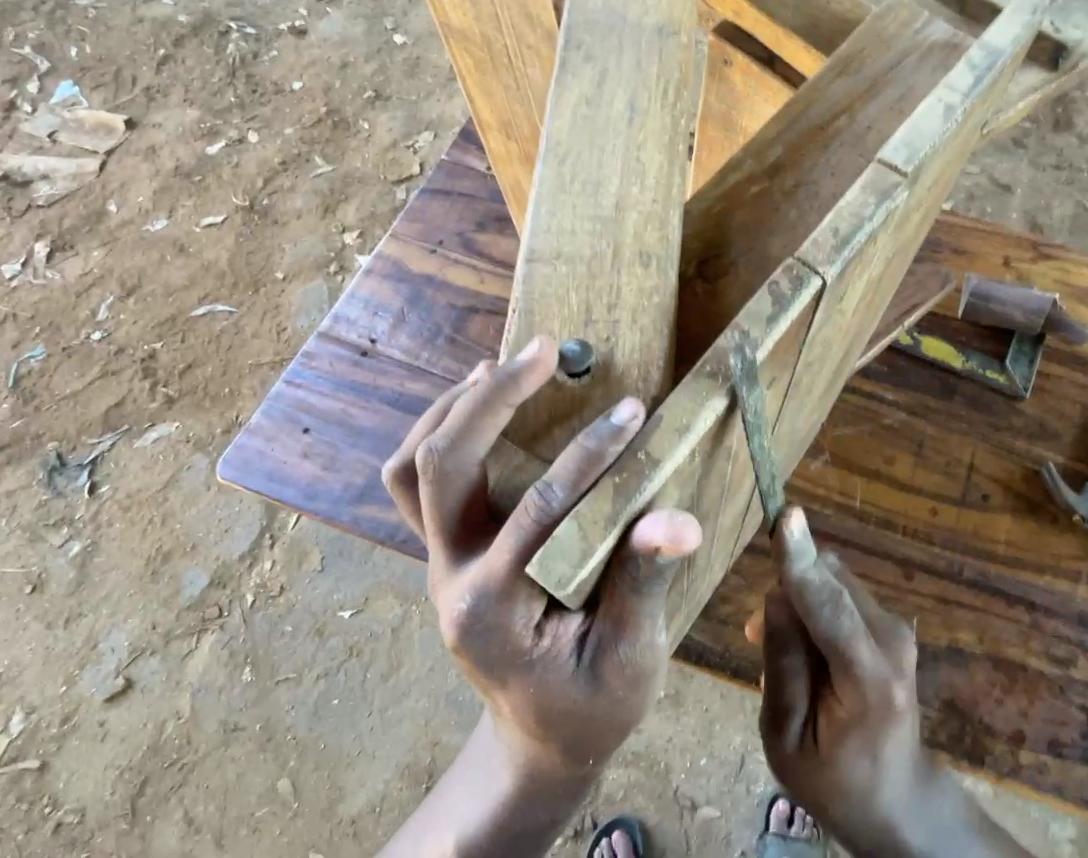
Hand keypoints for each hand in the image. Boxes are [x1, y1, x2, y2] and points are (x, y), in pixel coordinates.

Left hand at [382, 334, 703, 781]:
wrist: (541, 737)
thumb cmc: (591, 704)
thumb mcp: (630, 657)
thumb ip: (643, 583)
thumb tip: (675, 521)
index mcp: (497, 610)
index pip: (541, 511)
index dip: (590, 455)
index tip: (632, 410)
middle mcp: (451, 580)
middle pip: (444, 467)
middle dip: (493, 399)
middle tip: (542, 349)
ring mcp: (438, 565)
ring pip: (412, 468)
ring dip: (455, 407)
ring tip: (501, 363)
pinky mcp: (445, 553)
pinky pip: (418, 482)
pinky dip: (442, 431)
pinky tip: (478, 400)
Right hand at [748, 508, 1033, 857]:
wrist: (895, 797)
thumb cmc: (833, 779)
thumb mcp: (786, 739)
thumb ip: (782, 664)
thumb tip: (776, 597)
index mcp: (868, 678)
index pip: (829, 606)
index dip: (801, 561)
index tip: (787, 515)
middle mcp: (891, 639)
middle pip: (829, 581)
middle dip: (787, 590)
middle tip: (757, 635)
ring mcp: (897, 629)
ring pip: (834, 581)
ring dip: (800, 600)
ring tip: (784, 657)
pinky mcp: (893, 625)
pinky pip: (842, 594)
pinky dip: (815, 608)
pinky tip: (808, 653)